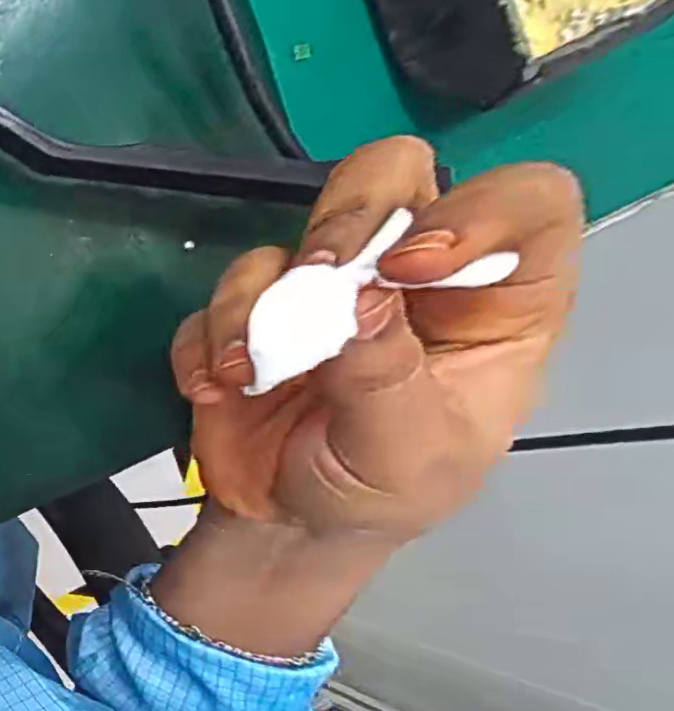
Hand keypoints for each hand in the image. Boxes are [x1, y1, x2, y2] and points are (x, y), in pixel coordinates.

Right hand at [153, 137, 582, 655]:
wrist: (285, 526)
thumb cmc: (377, 490)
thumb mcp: (407, 446)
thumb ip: (386, 374)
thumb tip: (355, 303)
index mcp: (487, 297)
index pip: (513, 204)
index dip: (469, 213)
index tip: (406, 267)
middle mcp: (394, 283)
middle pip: (383, 184)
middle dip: (342, 221)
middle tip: (312, 278)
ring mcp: (305, 305)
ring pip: (270, 254)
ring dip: (244, 307)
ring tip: (242, 373)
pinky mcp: (235, 335)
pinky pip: (203, 315)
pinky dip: (197, 349)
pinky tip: (209, 391)